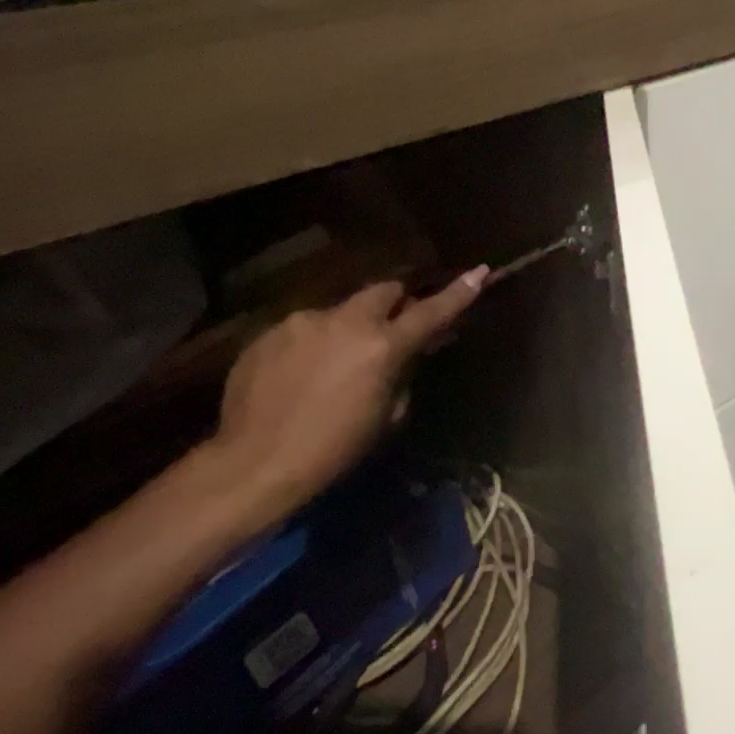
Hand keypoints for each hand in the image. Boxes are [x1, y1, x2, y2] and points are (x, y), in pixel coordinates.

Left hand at [210, 267, 487, 515]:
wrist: (255, 462)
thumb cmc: (333, 450)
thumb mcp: (384, 419)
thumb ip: (401, 378)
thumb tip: (404, 359)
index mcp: (381, 347)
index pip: (430, 312)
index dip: (458, 293)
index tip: (479, 271)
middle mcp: (343, 321)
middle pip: (381, 291)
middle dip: (394, 303)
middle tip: (394, 326)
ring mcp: (301, 322)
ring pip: (338, 312)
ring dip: (348, 328)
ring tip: (335, 364)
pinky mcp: (268, 332)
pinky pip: (302, 330)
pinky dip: (312, 345)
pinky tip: (301, 376)